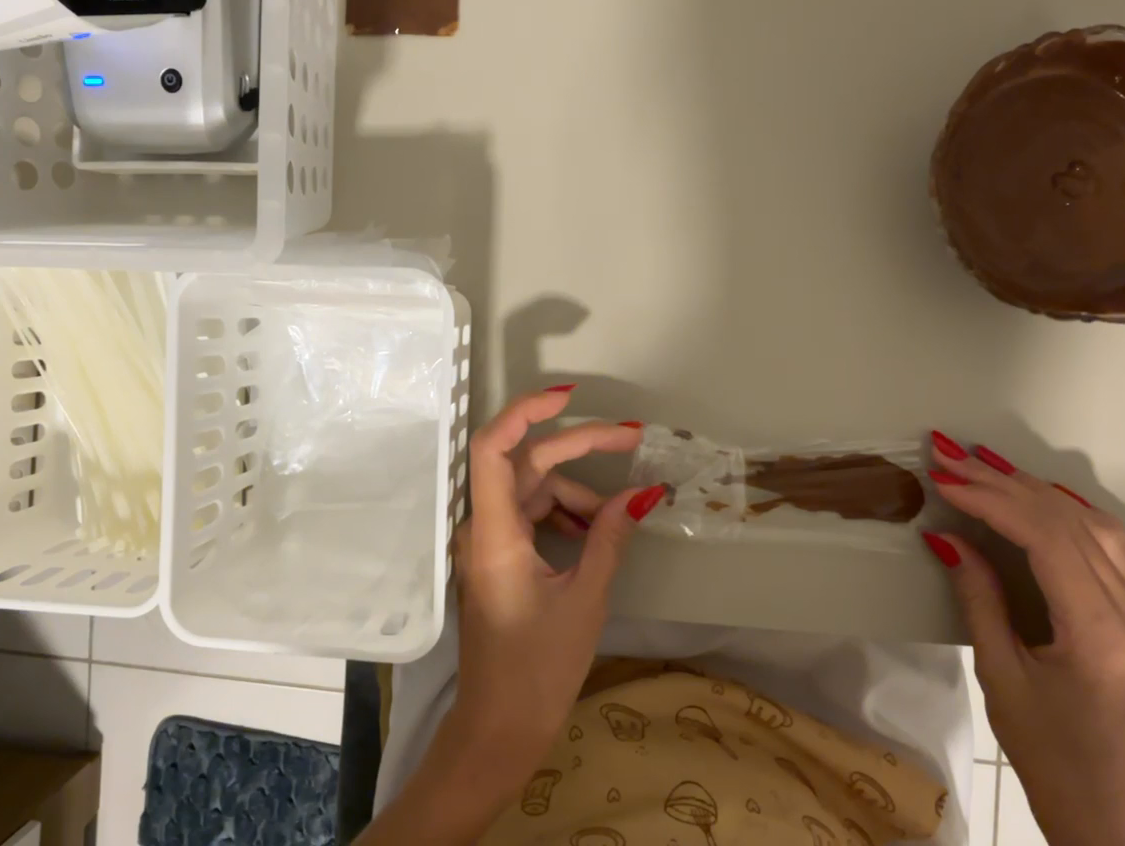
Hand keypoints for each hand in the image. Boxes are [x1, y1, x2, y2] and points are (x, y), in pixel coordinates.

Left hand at [447, 388, 663, 793]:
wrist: (500, 728)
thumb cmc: (539, 668)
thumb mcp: (585, 598)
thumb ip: (609, 537)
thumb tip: (641, 492)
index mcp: (494, 533)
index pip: (493, 448)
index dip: (526, 412)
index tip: (570, 397)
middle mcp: (482, 528)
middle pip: (526, 465)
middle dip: (578, 447)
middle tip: (632, 440)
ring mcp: (487, 543)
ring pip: (532, 490)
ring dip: (576, 492)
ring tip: (617, 514)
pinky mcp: (497, 558)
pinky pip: (530, 516)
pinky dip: (563, 515)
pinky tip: (594, 531)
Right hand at [922, 432, 1124, 845]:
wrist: (1111, 811)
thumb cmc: (1050, 753)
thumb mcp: (1001, 676)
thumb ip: (980, 600)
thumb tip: (949, 539)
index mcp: (1100, 632)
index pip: (1047, 539)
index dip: (991, 500)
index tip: (942, 479)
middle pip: (1069, 523)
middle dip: (1003, 483)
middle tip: (948, 453)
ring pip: (1097, 526)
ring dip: (1037, 489)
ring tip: (987, 463)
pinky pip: (1116, 547)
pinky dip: (1076, 512)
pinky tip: (1047, 496)